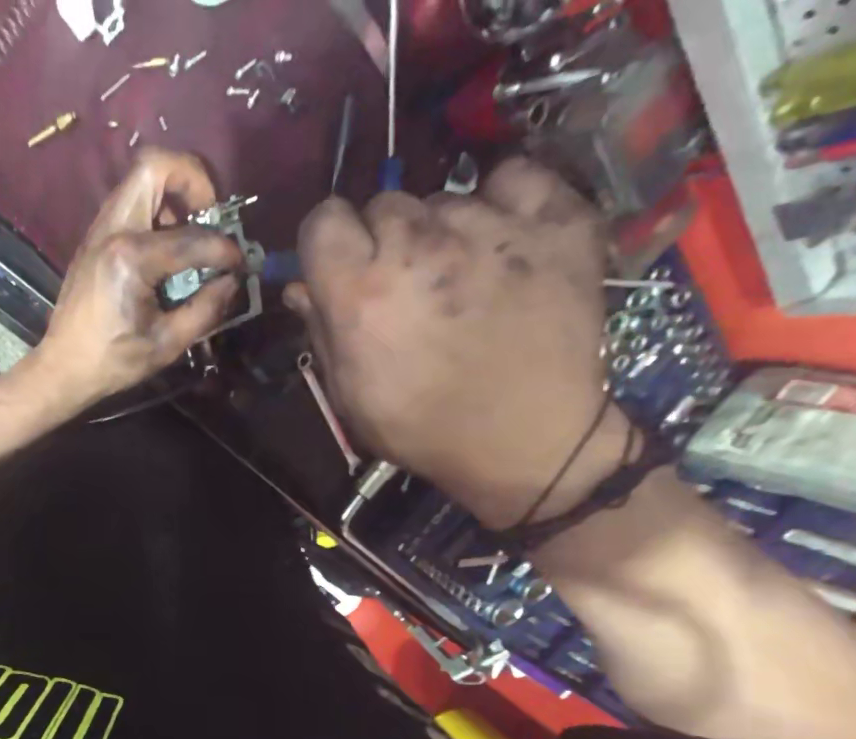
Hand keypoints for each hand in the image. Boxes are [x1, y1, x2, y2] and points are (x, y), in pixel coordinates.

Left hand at [32, 149, 245, 405]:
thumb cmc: (114, 360)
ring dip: (175, 192)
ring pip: (142, 177)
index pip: (192, 236)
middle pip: (156, 165)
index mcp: (130, 259)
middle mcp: (113, 230)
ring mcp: (100, 228)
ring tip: (193, 231)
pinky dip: (158, 207)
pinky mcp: (97, 236)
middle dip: (194, 181)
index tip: (239, 264)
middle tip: (210, 218)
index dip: (224, 249)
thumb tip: (233, 280)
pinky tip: (170, 245)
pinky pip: (132, 200)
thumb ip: (206, 308)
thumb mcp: (168, 344)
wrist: (64, 366)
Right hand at [286, 157, 623, 525]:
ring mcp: (492, 227)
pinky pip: (515, 177)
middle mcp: (421, 246)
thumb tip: (300, 285)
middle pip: (384, 204)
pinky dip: (507, 201)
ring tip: (466, 280)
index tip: (344, 269)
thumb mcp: (352, 396)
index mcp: (362, 291)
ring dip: (444, 232)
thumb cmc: (427, 430)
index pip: (323, 219)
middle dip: (386, 241)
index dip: (330, 244)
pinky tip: (506, 239)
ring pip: (446, 199)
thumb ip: (321, 331)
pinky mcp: (555, 222)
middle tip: (409, 286)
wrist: (530, 445)